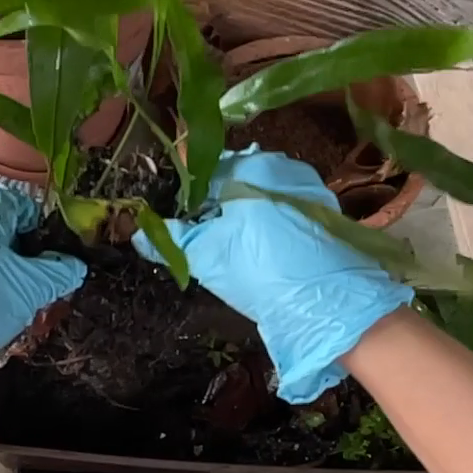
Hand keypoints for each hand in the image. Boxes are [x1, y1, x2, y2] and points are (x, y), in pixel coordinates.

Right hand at [134, 148, 412, 402]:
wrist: (333, 307)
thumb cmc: (263, 271)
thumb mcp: (208, 255)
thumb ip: (173, 238)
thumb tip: (140, 232)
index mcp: (253, 165)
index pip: (205, 168)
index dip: (184, 195)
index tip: (173, 220)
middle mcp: (283, 168)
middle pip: (232, 184)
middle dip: (211, 209)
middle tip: (195, 240)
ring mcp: (307, 193)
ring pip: (256, 201)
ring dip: (236, 222)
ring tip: (223, 253)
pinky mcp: (322, 219)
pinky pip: (279, 217)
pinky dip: (262, 231)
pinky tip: (255, 259)